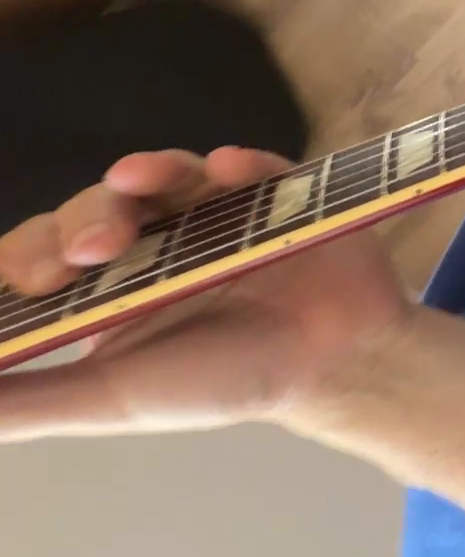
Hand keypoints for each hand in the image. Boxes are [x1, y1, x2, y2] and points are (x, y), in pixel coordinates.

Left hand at [0, 148, 412, 440]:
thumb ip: (13, 401)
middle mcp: (166, 245)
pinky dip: (239, 161)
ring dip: (150, 170)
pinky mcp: (285, 198)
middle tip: (98, 250)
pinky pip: (257, 167)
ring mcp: (228, 216)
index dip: (29, 253)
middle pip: (103, 207)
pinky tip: (226, 166)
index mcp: (114, 289)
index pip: (46, 252)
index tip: (45, 280)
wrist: (334, 362)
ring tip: (135, 177)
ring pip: (172, 176)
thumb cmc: (227, 382)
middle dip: (86, 218)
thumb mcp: (106, 401)